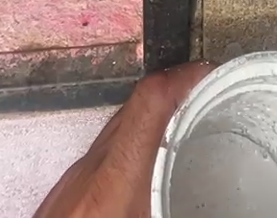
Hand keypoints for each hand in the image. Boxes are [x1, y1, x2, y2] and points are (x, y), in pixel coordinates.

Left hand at [33, 61, 212, 217]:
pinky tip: (148, 185)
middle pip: (135, 108)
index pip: (150, 100)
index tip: (215, 74)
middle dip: (177, 96)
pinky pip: (103, 159)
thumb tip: (217, 203)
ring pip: (117, 133)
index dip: (186, 76)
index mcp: (114, 185)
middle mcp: (89, 174)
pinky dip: (133, 157)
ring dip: (154, 127)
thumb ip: (175, 203)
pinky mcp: (60, 200)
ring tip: (188, 142)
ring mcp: (70, 184)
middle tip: (214, 104)